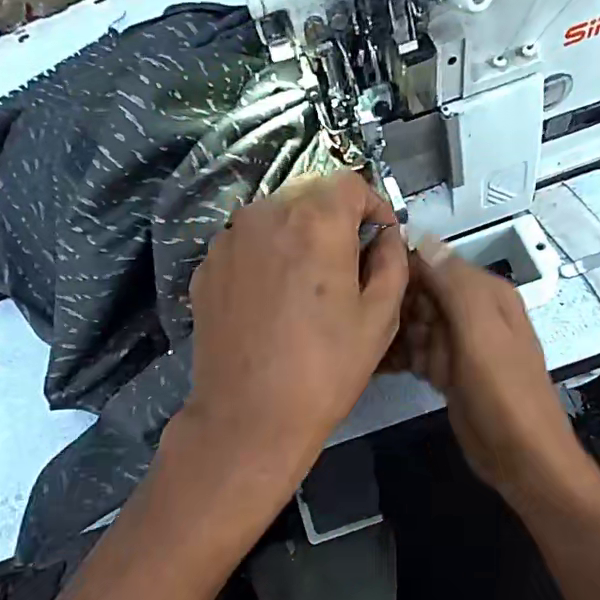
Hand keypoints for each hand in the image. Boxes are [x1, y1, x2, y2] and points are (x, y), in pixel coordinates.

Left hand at [181, 172, 407, 486]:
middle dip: (338, 218)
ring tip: (313, 281)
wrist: (250, 416)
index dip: (374, 204)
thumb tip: (387, 238)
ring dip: (301, 234)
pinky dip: (269, 254)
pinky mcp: (206, 266)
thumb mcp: (380, 317)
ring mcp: (228, 239)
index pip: (349, 183)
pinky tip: (278, 297)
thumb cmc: (326, 368)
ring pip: (276, 215)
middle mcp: (266, 216)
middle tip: (351, 261)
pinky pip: (248, 242)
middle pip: (311, 194)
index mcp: (315, 223)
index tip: (382, 237)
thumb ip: (393, 262)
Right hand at [390, 236, 588, 496]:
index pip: (437, 263)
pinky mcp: (453, 373)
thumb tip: (423, 238)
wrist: (521, 456)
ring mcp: (464, 345)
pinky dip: (412, 362)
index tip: (384, 294)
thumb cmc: (503, 393)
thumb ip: (454, 284)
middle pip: (424, 295)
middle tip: (414, 343)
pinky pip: (423, 354)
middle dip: (409, 315)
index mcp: (489, 294)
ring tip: (422, 367)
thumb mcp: (480, 331)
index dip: (409, 275)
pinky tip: (409, 374)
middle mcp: (478, 313)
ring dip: (409, 343)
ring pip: (419, 326)